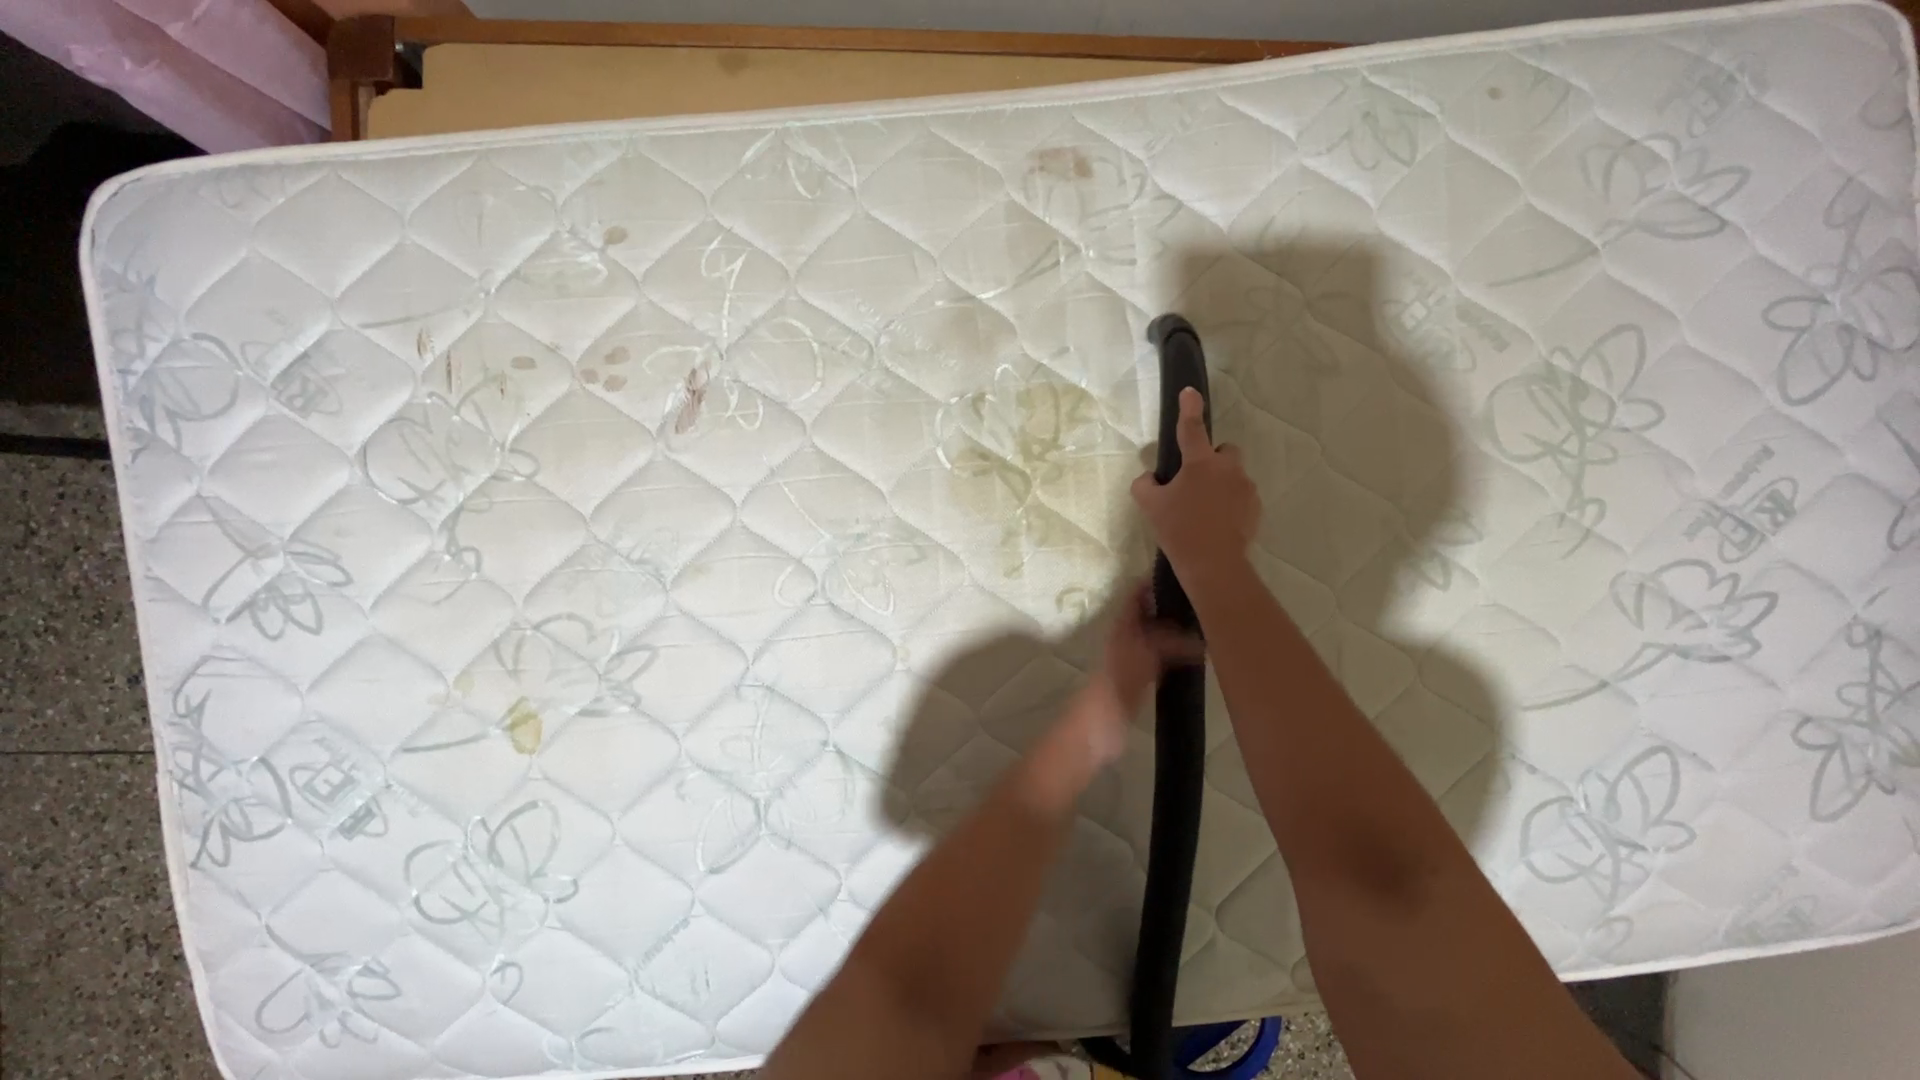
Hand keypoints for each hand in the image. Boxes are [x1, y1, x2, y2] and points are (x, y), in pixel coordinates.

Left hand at [1022, 583, 1200, 810]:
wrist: (1089, 739)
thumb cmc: (1107, 699)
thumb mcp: (1136, 666)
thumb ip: (1164, 647)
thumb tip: (1196, 637)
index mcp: (1121, 631)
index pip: (1137, 594)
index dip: (1155, 580)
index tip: (1185, 569)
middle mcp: (1126, 640)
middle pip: (1149, 613)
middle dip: (1172, 602)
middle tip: (1207, 596)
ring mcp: (1132, 662)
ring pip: (1157, 635)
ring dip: (1177, 627)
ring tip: (1209, 620)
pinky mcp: (1138, 684)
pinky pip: (1162, 659)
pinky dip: (1178, 653)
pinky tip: (1197, 657)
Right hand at [1131, 387, 1260, 576]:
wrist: (1213, 564)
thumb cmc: (1178, 530)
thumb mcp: (1149, 506)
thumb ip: (1145, 485)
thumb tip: (1150, 478)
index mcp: (1200, 463)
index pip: (1191, 429)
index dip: (1189, 408)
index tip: (1190, 392)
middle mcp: (1227, 469)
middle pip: (1224, 451)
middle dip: (1212, 460)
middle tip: (1194, 484)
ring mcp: (1245, 488)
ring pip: (1233, 476)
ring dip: (1221, 484)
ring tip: (1204, 511)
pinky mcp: (1255, 507)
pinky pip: (1241, 497)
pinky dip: (1230, 504)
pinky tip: (1217, 524)